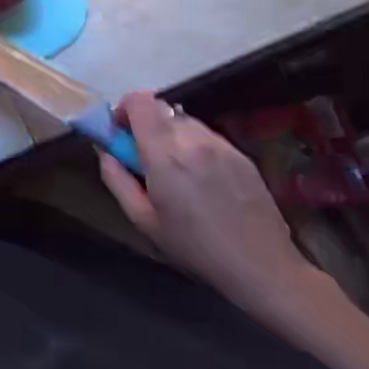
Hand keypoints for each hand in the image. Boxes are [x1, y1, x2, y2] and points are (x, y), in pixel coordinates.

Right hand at [98, 92, 310, 305]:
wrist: (263, 266)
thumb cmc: (193, 246)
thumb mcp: (141, 218)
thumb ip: (116, 178)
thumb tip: (106, 152)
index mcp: (165, 154)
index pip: (140, 102)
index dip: (124, 110)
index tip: (119, 134)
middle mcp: (195, 141)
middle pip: (160, 110)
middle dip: (145, 127)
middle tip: (144, 159)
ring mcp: (223, 146)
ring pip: (184, 122)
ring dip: (170, 136)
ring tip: (174, 171)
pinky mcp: (242, 156)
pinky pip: (206, 137)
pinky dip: (193, 147)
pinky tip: (201, 180)